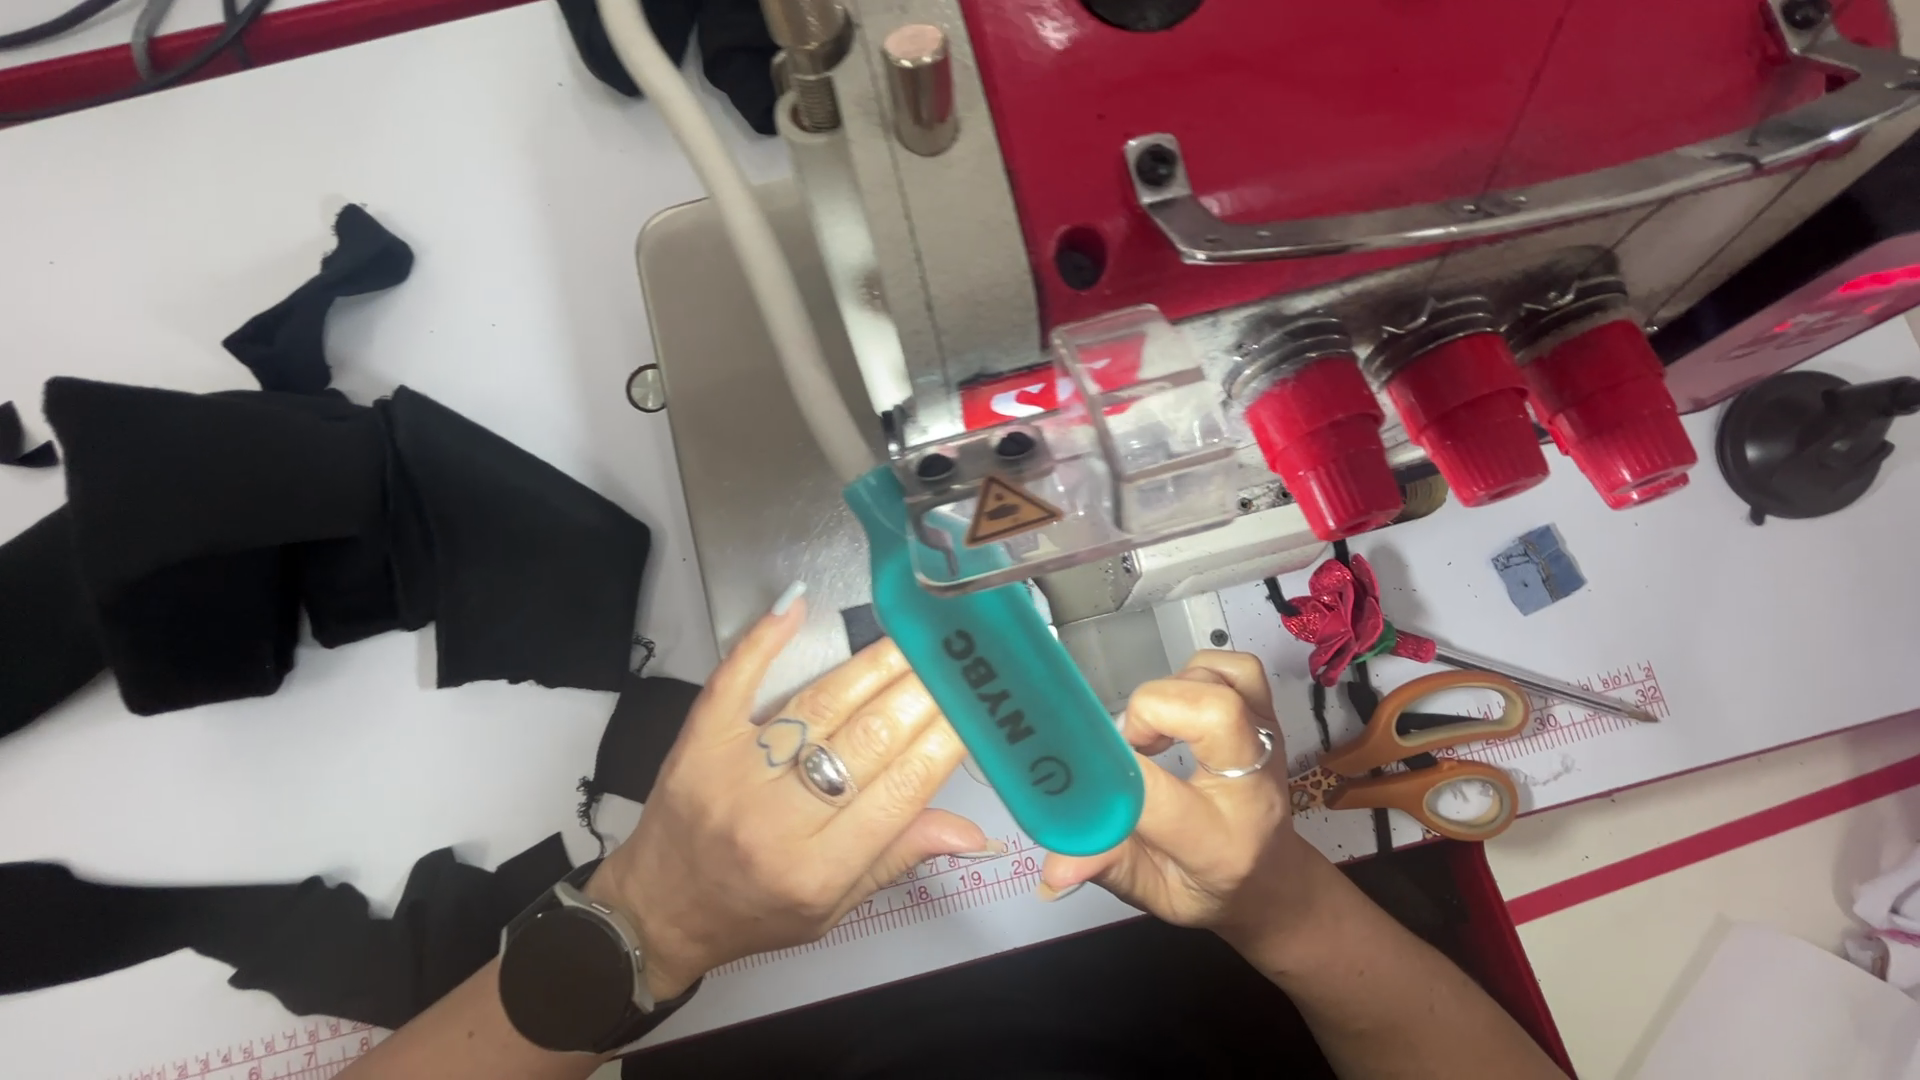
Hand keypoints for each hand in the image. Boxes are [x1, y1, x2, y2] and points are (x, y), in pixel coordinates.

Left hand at [584, 587, 991, 1000]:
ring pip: (819, 705)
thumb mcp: (833, 908)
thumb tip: (975, 830)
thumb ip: (899, 857)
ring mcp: (733, 773)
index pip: (900, 791)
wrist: (658, 912)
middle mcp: (777, 819)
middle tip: (951, 661)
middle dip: (919, 694)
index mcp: (817, 869)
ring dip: (872, 667)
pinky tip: (798, 606)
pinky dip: (765, 640)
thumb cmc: (757, 912)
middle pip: (866, 741)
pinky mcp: (700, 741)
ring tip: (911, 639)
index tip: (971, 706)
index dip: (942, 742)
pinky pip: (735, 679)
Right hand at [1038, 650, 1326, 952]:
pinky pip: (1238, 668)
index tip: (1084, 769)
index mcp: (1216, 842)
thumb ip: (1106, 867)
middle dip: (1152, 710)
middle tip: (1129, 743)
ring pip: (1220, 682)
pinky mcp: (1270, 717)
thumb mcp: (1153, 894)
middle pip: (1213, 712)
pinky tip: (1180, 707)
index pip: (1158, 794)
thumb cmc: (1209, 890)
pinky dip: (1199, 675)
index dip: (1112, 771)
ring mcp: (1268, 744)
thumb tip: (1052, 870)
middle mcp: (1250, 785)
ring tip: (1153, 732)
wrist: (1275, 881)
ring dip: (1172, 693)